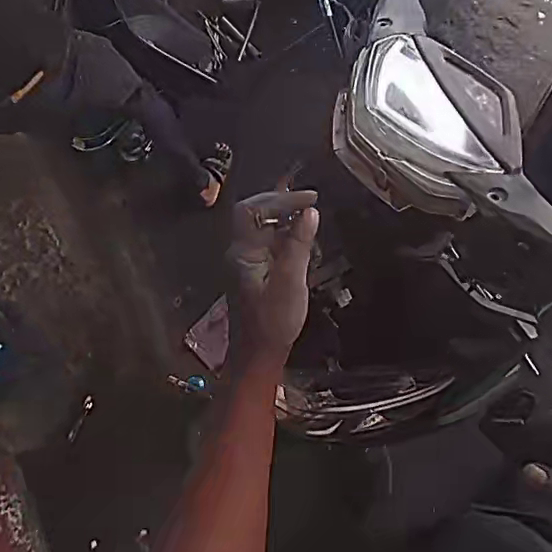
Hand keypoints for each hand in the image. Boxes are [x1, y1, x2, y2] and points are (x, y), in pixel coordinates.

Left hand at [226, 184, 318, 366]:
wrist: (260, 353)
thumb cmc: (274, 322)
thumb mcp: (291, 282)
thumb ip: (299, 245)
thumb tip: (309, 213)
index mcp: (243, 253)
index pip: (252, 210)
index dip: (280, 198)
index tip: (309, 199)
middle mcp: (241, 252)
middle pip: (256, 214)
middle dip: (282, 203)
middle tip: (310, 202)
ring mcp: (248, 260)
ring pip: (264, 227)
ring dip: (286, 218)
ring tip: (310, 215)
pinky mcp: (257, 269)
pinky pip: (270, 242)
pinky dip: (287, 234)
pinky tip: (303, 238)